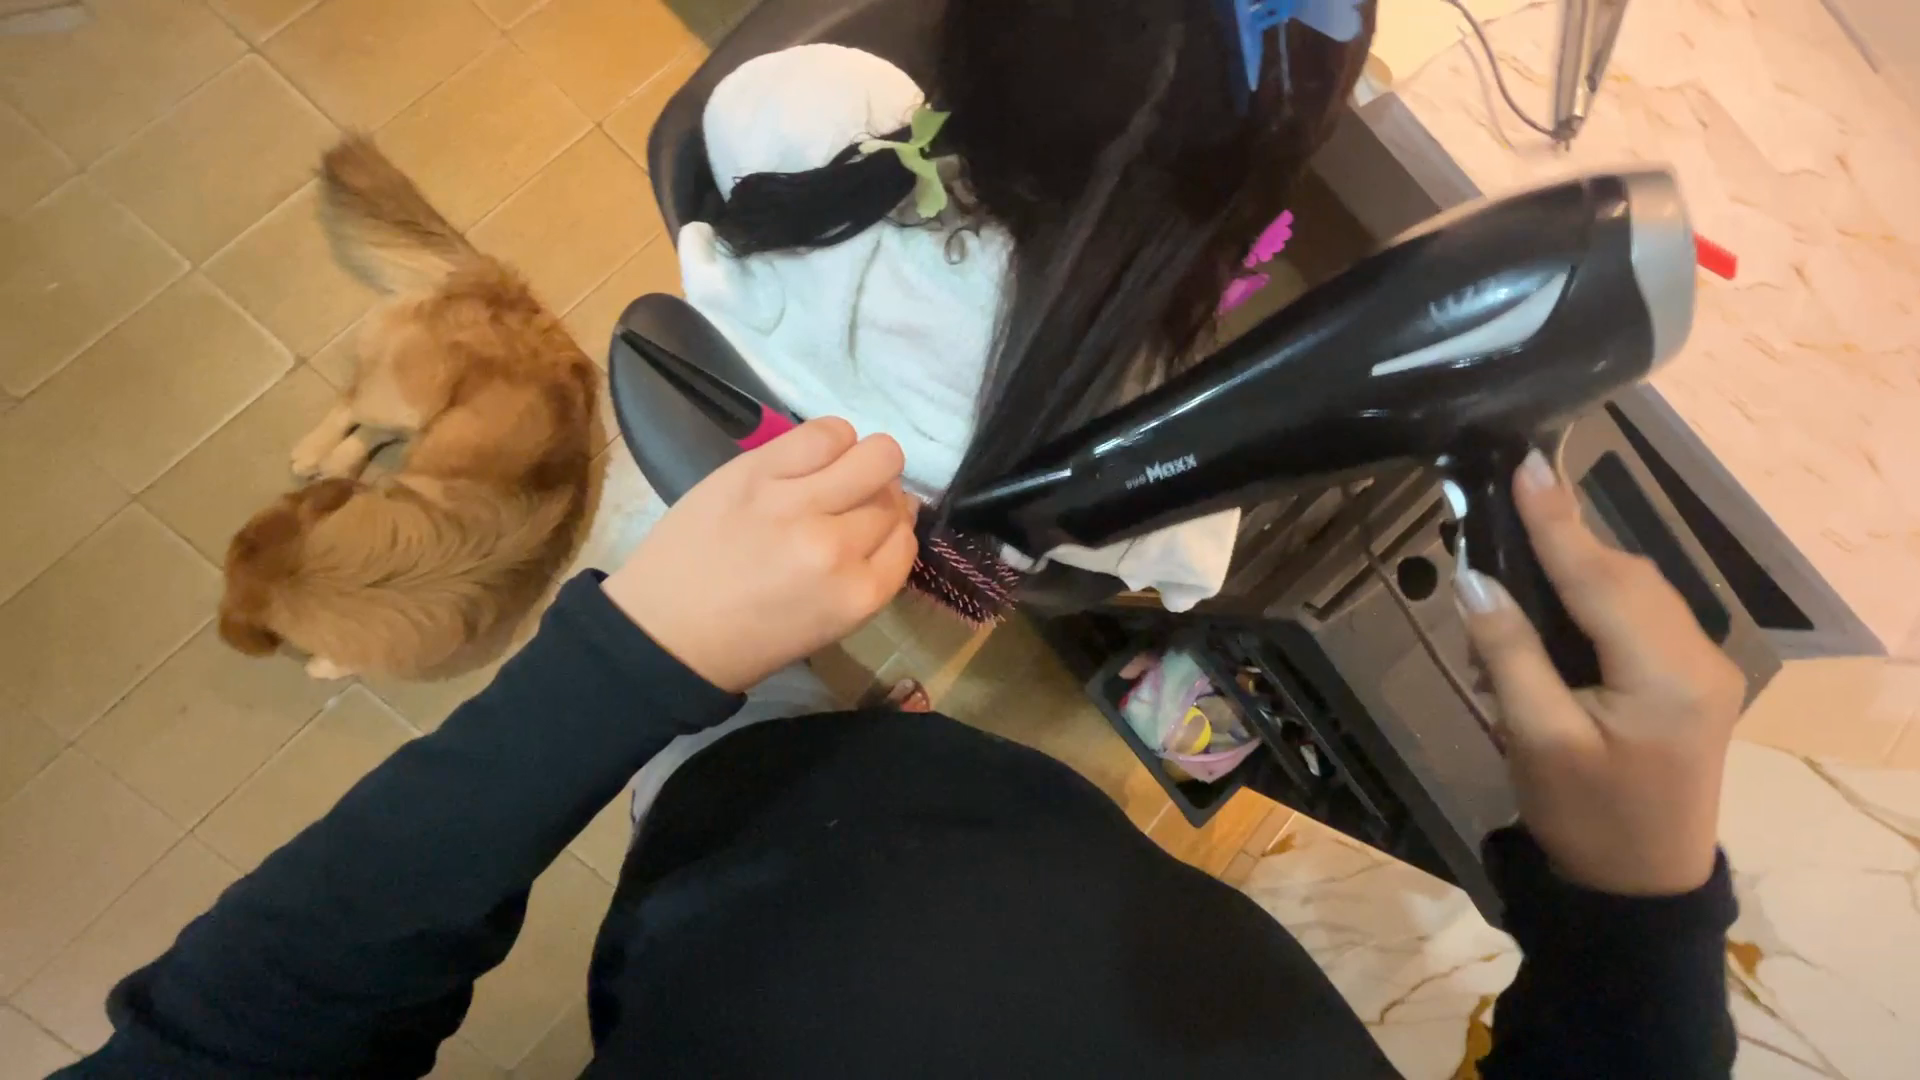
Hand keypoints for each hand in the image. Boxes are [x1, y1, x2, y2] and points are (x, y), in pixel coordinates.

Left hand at [602, 418, 916, 692]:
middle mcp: (837, 547)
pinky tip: (816, 456)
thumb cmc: (750, 638)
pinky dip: (834, 439)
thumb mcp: (830, 624)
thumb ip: (868, 571)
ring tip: (835, 475)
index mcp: (858, 595)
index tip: (872, 530)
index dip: (894, 530)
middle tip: (850, 504)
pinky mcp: (757, 469)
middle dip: (880, 499)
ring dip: (865, 464)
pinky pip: (827, 432)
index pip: (906, 539)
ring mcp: (796, 503)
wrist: (664, 631)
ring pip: (875, 455)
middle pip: (892, 498)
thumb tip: (897, 511)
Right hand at [1456, 451, 1744, 895]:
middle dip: (1562, 538)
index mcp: (1667, 675)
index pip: (1602, 579)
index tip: (1526, 465)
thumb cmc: (1582, 812)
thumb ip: (1507, 652)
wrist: (1636, 879)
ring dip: (1569, 567)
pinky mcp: (1681, 677)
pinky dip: (1581, 598)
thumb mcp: (1534, 736)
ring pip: (1628, 589)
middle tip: (1499, 504)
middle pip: (1623, 574)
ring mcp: (1696, 667)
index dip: (1558, 521)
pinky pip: (1628, 615)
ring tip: (1509, 556)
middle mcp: (1696, 657)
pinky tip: (1540, 609)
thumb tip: (1474, 581)